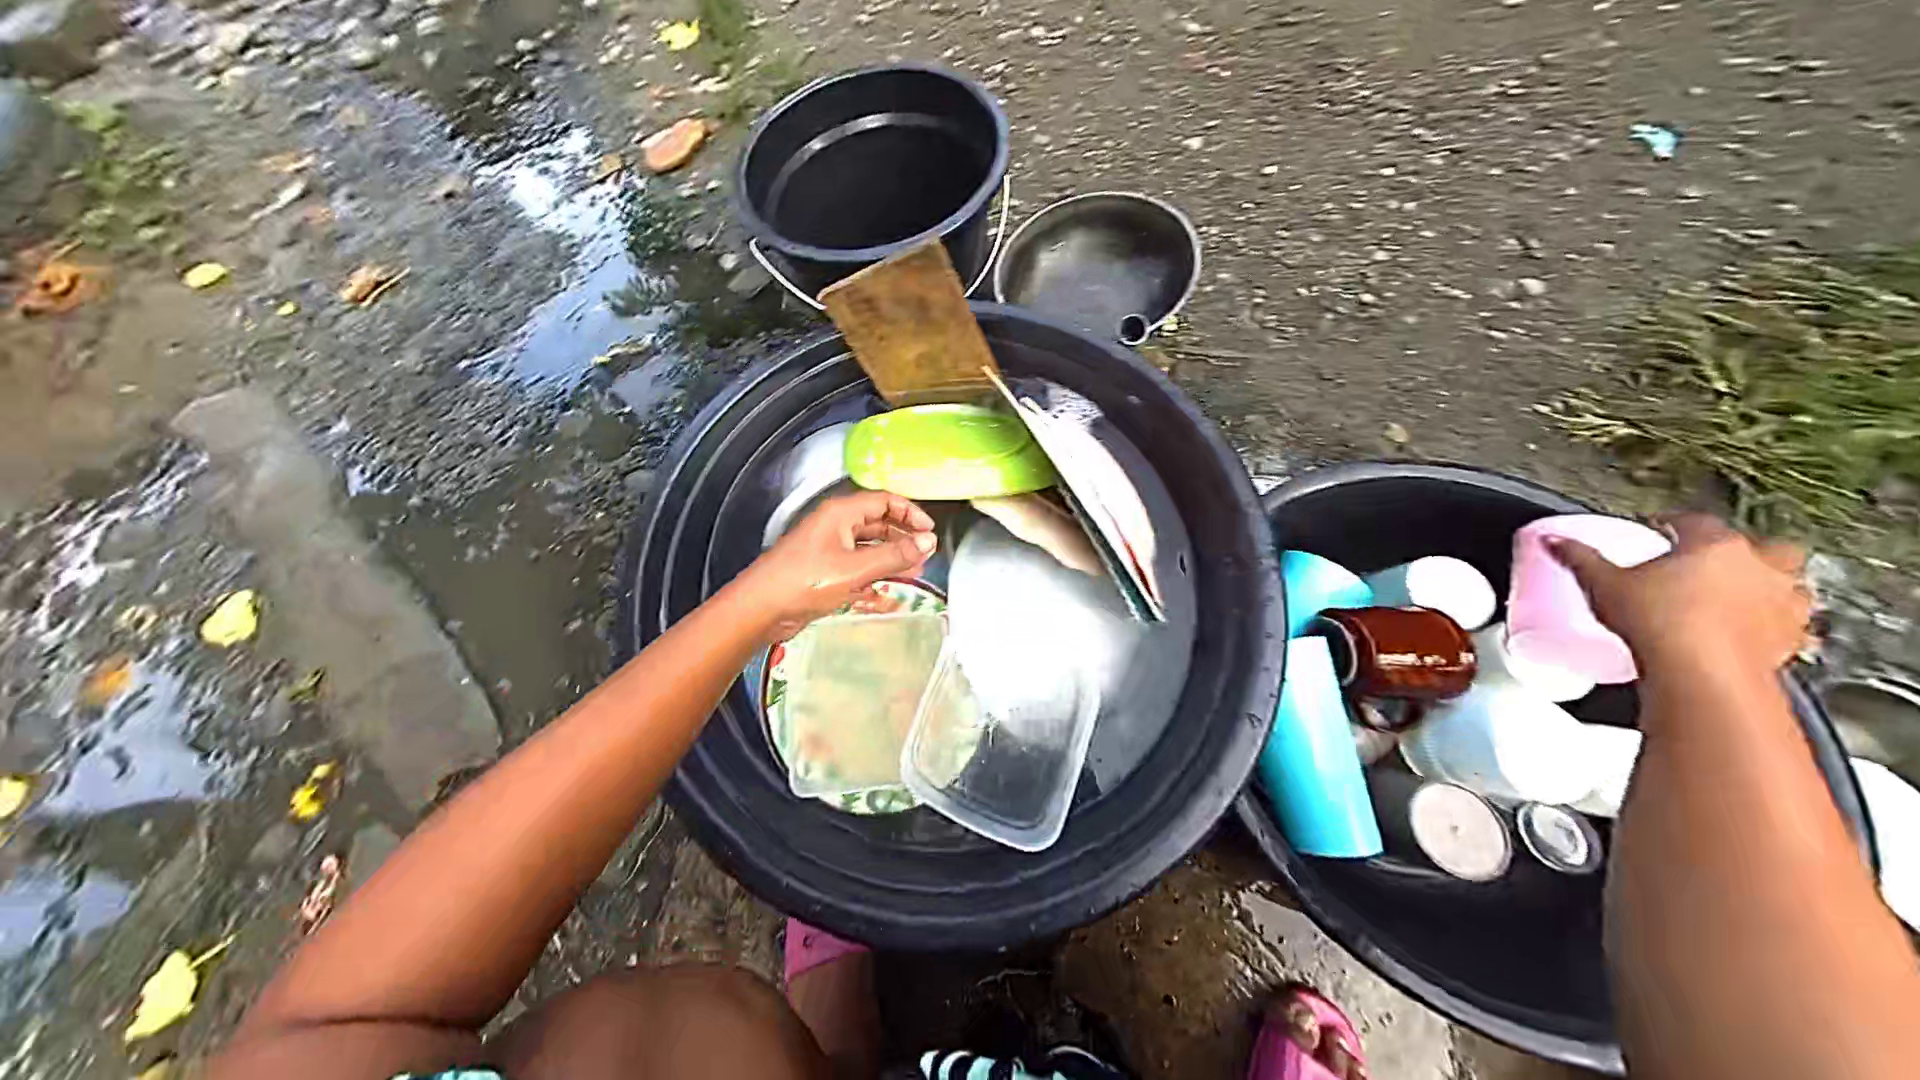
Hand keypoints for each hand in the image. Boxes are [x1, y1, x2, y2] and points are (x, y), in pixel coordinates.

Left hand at [738, 491, 936, 639]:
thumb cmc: (803, 582)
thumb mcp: (855, 568)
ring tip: (914, 571)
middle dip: (903, 536)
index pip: (884, 500)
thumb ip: (895, 555)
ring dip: (892, 557)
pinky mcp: (825, 570)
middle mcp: (836, 526)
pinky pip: (858, 566)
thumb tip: (927, 542)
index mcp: (841, 513)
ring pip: (869, 546)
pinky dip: (875, 573)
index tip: (929, 531)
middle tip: (925, 553)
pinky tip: (887, 588)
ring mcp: (829, 548)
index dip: (910, 512)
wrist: (760, 609)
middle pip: (878, 522)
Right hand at [1549, 513, 1809, 679]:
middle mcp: (1759, 568)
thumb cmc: (1659, 622)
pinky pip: (1790, 625)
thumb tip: (1552, 542)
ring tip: (1737, 596)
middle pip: (1765, 547)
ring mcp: (1781, 604)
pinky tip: (1748, 632)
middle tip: (1715, 560)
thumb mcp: (1602, 584)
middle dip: (1745, 551)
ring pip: (1789, 584)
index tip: (1661, 527)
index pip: (1694, 522)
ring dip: (1768, 586)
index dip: (1674, 523)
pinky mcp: (1789, 639)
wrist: (1701, 672)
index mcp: (1715, 546)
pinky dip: (1772, 625)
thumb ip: (1579, 559)